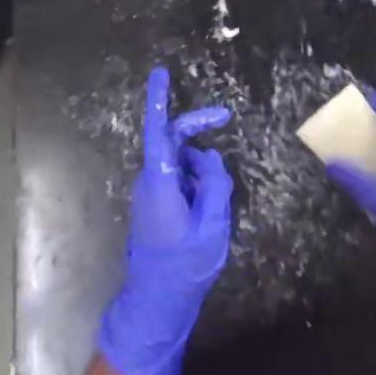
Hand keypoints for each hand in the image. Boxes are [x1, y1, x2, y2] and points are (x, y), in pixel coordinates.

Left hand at [98, 67, 232, 374]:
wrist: (156, 301)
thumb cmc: (185, 265)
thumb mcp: (212, 225)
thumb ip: (214, 185)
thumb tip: (210, 157)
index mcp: (160, 181)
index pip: (158, 131)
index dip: (158, 100)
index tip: (161, 74)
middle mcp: (150, 181)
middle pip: (171, 141)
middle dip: (196, 127)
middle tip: (225, 118)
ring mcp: (150, 193)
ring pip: (177, 162)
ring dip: (201, 167)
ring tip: (216, 203)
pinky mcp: (154, 205)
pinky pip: (177, 180)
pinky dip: (196, 183)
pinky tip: (208, 209)